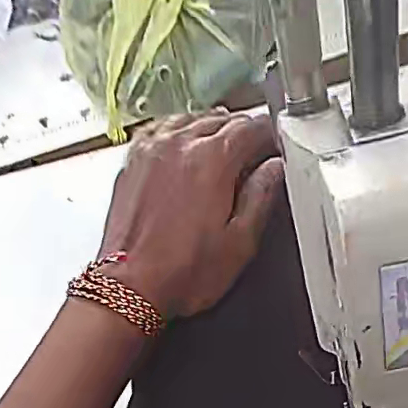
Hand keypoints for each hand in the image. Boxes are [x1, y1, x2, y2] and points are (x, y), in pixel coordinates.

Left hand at [97, 109, 285, 319]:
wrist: (131, 288)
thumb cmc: (182, 273)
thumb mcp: (240, 243)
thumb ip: (261, 199)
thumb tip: (273, 171)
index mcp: (212, 161)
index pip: (251, 127)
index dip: (270, 136)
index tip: (277, 147)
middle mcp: (179, 145)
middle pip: (220, 119)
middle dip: (242, 132)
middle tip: (255, 153)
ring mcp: (151, 150)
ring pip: (190, 119)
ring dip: (211, 129)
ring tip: (223, 151)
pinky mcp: (132, 162)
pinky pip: (161, 130)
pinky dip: (180, 134)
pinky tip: (186, 152)